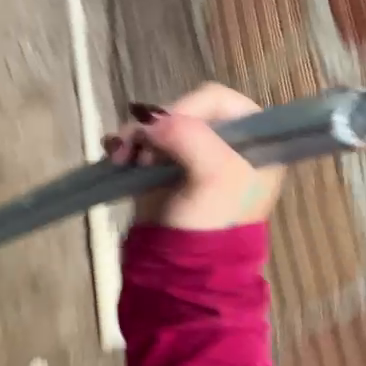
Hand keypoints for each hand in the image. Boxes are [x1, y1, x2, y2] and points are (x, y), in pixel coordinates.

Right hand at [104, 82, 284, 230]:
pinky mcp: (159, 174)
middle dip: (152, 128)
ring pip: (156, 130)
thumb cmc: (211, 220)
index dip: (182, 110)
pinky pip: (140, 148)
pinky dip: (124, 148)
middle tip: (130, 150)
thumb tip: (150, 123)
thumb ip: (190, 137)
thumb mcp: (215, 174)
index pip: (215, 101)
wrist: (182, 264)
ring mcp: (188, 157)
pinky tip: (113, 158)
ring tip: (118, 159)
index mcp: (252, 135)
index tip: (155, 133)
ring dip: (133, 139)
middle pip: (180, 114)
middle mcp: (222, 141)